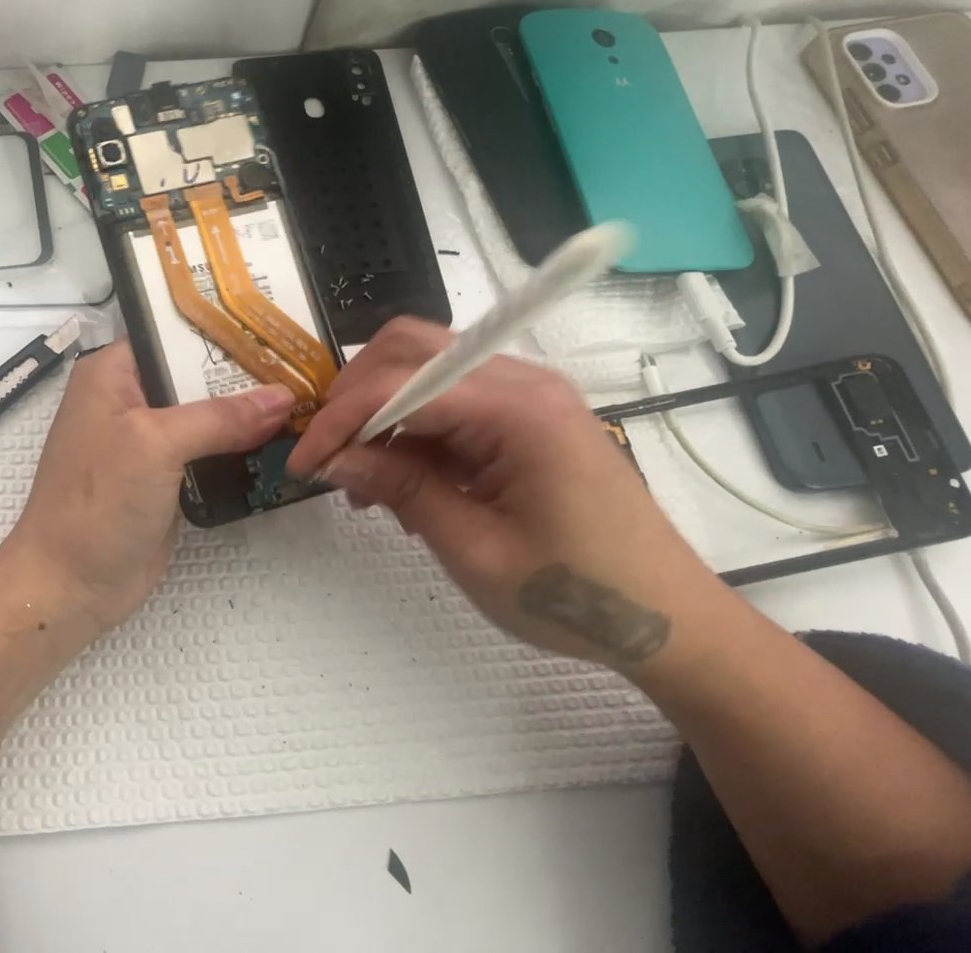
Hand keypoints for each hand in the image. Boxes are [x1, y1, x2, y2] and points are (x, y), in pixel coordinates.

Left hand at [2, 342, 294, 629]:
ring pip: (209, 417)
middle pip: (198, 375)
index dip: (224, 329)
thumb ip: (219, 416)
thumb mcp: (155, 443)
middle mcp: (130, 399)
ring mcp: (149, 442)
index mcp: (112, 373)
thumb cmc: (97, 502)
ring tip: (308, 402)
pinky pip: (211, 454)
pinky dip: (241, 452)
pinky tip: (283, 445)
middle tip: (307, 367)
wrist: (71, 584)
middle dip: (247, 375)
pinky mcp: (166, 479)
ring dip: (250, 417)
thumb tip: (283, 397)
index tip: (278, 327)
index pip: (174, 334)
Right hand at [285, 318, 712, 669]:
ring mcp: (530, 396)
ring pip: (427, 371)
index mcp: (519, 410)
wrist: (667, 620)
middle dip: (355, 395)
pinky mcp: (528, 419)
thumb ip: (402, 490)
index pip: (402, 383)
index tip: (303, 462)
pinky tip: (403, 486)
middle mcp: (525, 382)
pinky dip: (413, 431)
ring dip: (382, 414)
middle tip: (328, 455)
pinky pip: (452, 402)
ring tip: (366, 485)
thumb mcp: (474, 549)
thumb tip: (335, 459)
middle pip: (412, 349)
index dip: (341, 418)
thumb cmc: (576, 594)